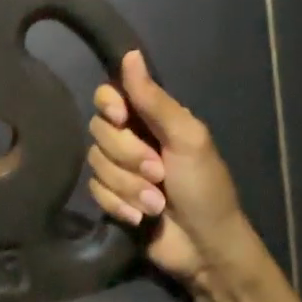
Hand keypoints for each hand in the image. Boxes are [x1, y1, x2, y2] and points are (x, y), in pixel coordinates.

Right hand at [87, 51, 250, 286]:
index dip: (109, 106)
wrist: (207, 249)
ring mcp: (119, 169)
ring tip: (156, 203)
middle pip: (98, 129)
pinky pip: (94, 191)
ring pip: (95, 163)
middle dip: (128, 157)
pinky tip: (140, 218)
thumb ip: (155, 99)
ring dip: (127, 186)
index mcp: (149, 117)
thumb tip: (130, 53)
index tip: (122, 119)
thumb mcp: (188, 138)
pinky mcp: (111, 197)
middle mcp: (130, 137)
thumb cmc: (206, 187)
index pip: (107, 95)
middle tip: (159, 174)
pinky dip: (119, 205)